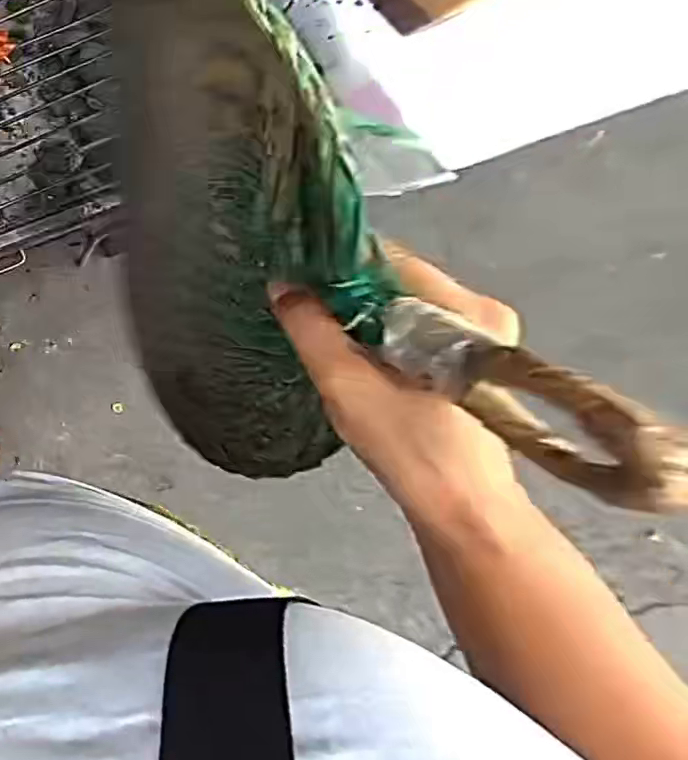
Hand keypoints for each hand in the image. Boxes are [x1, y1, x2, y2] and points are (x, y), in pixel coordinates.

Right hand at [272, 245, 523, 518]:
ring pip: (392, 300)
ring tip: (307, 320)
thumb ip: (309, 326)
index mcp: (461, 310)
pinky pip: (402, 320)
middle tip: (290, 300)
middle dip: (336, 286)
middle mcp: (477, 312)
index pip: (384, 257)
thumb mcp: (343, 380)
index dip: (329, 260)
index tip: (287, 268)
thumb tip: (282, 285)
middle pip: (388, 277)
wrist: (461, 502)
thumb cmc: (408, 441)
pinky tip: (339, 344)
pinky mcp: (465, 355)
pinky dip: (366, 325)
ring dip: (348, 308)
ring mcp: (476, 334)